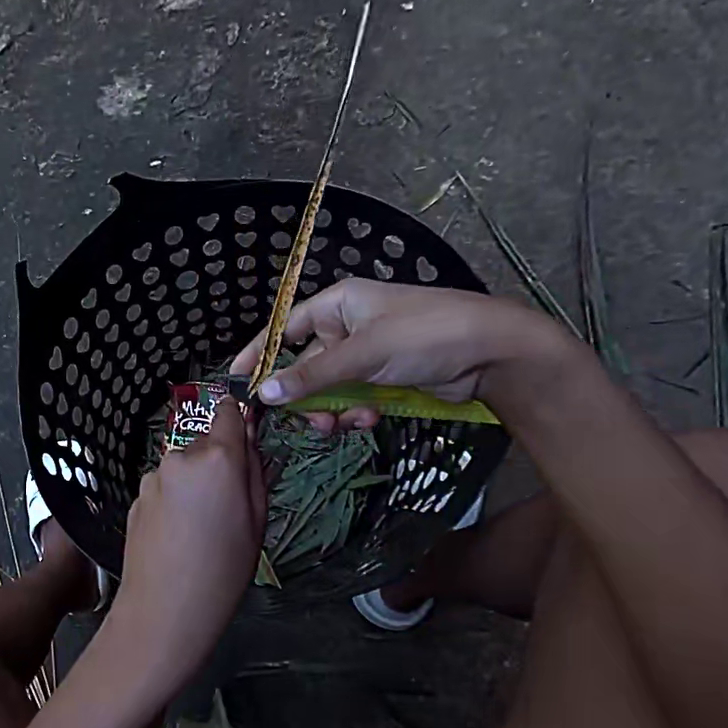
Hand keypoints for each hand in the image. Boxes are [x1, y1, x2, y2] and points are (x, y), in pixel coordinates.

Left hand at [105, 401, 265, 690]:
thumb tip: (251, 445)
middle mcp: (179, 458)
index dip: (239, 421)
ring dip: (193, 485)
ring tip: (200, 529)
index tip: (246, 441)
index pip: (229, 411)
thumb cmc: (222, 572)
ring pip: (183, 470)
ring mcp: (152, 479)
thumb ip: (255, 474)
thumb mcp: (257, 523)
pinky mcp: (135, 500)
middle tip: (228, 505)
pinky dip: (173, 502)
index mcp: (216, 458)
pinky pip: (163, 490)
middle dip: (217, 464)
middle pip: (205, 445)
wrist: (163, 611)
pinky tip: (177, 537)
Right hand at [228, 279, 569, 432]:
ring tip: (348, 422)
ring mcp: (364, 356)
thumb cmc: (424, 335)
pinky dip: (354, 414)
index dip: (259, 352)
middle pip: (304, 367)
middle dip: (306, 398)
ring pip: (326, 390)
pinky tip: (371, 418)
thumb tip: (263, 394)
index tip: (236, 379)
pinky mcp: (380, 380)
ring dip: (332, 410)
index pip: (284, 328)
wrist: (491, 353)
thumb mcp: (363, 354)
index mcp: (338, 305)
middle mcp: (346, 328)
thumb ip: (312, 377)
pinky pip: (350, 400)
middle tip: (312, 423)